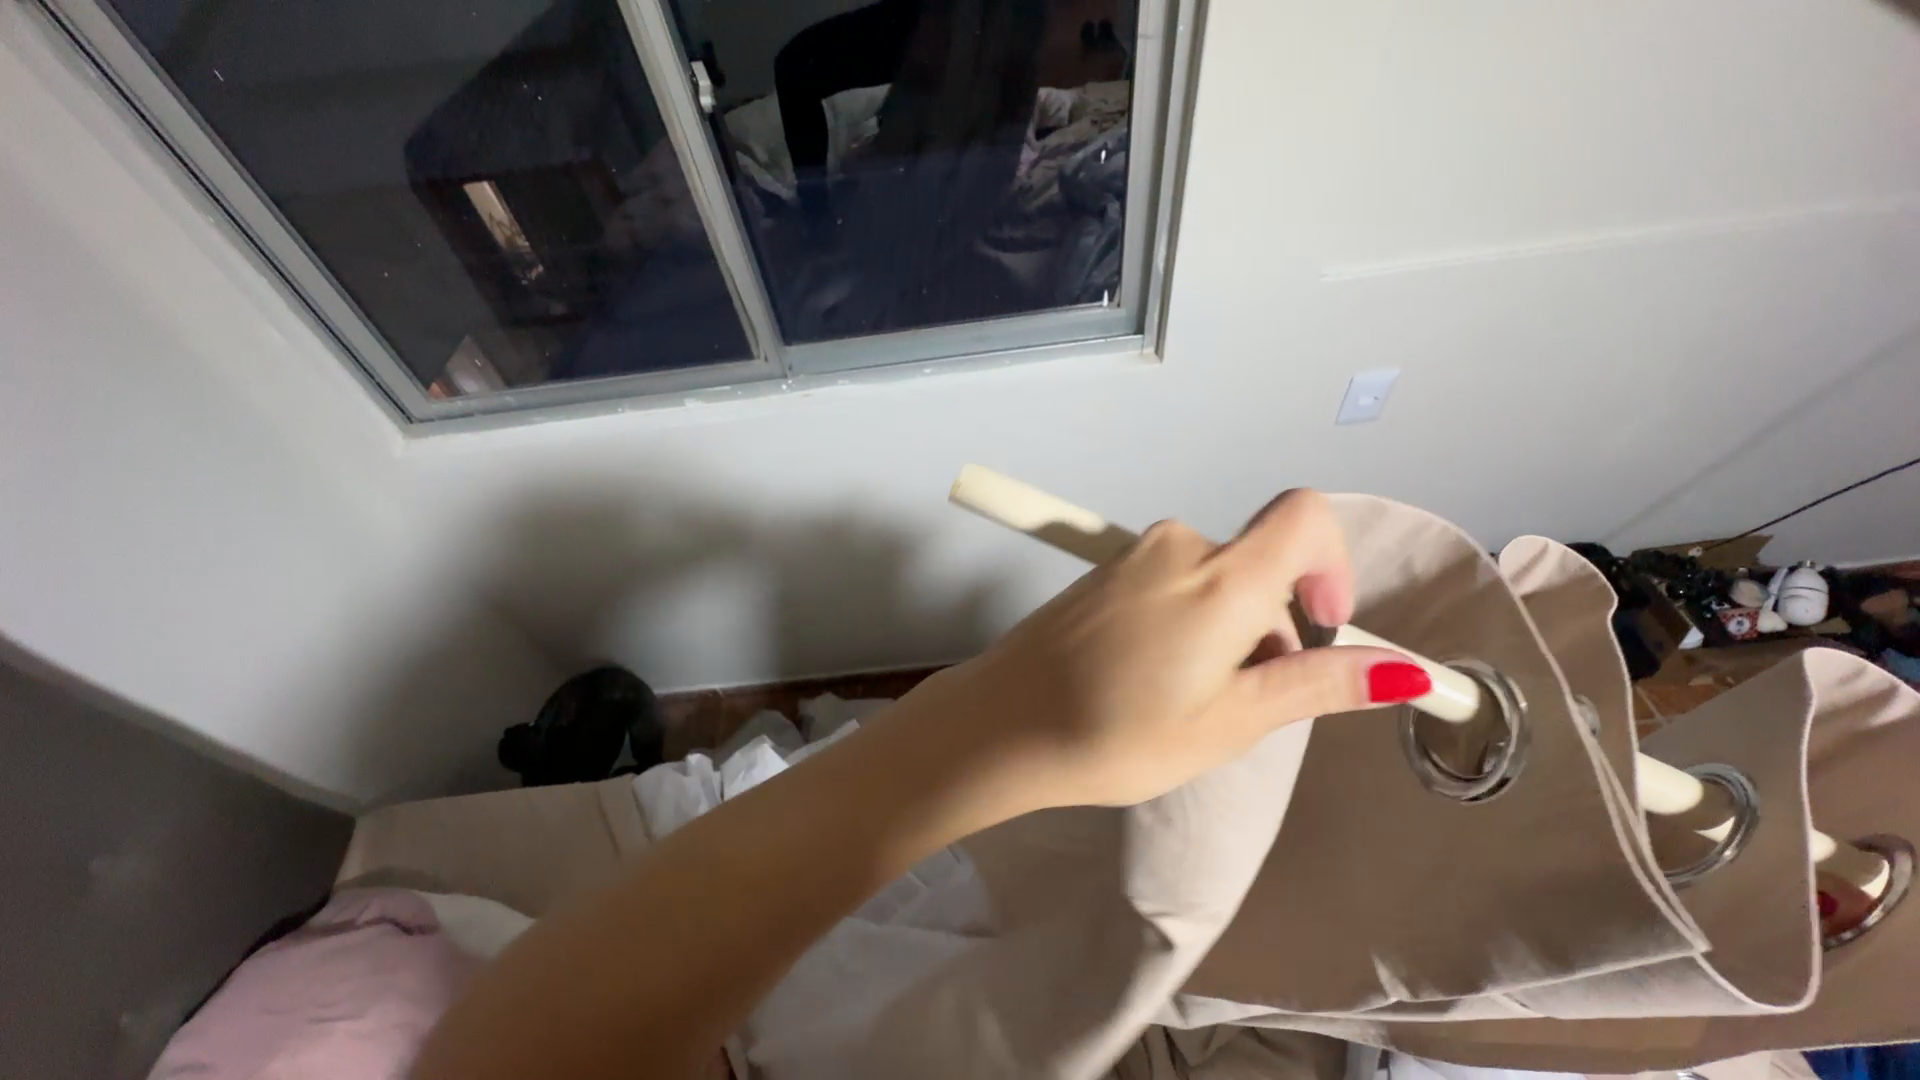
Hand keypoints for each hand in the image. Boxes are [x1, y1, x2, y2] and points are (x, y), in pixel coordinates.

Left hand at [897, 489, 1431, 812]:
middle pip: (1259, 564)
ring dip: (1225, 632)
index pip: (1305, 515)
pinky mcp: (1102, 572)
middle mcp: (1178, 546)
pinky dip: (1184, 623)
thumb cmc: (1117, 734)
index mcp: (1221, 577)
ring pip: (1214, 580)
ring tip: (1183, 700)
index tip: (1317, 627)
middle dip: (1270, 628)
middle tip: (1234, 703)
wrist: (1000, 725)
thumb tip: (1400, 670)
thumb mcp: (1228, 723)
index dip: (1332, 564)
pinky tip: (1147, 679)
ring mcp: (1132, 556)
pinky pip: (1171, 583)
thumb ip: (1314, 684)